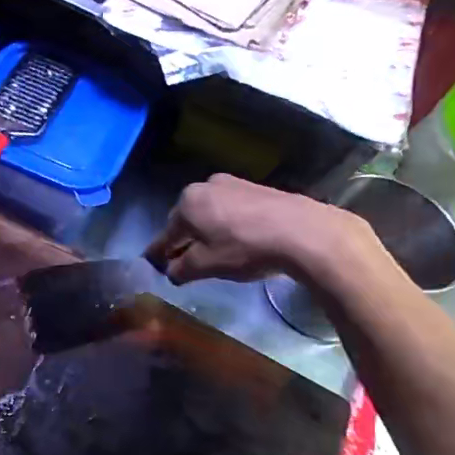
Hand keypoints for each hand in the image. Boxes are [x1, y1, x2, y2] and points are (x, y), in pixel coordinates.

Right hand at [144, 174, 374, 284]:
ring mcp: (233, 184)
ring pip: (209, 213)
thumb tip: (171, 271)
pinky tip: (235, 240)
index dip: (158, 254)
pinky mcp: (256, 188)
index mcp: (187, 203)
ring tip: (211, 253)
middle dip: (182, 241)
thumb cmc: (245, 248)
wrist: (300, 230)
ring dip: (206, 232)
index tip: (154, 266)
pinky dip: (226, 225)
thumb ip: (182, 269)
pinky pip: (230, 210)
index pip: (165, 235)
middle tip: (182, 263)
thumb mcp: (207, 265)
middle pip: (186, 220)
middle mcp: (206, 186)